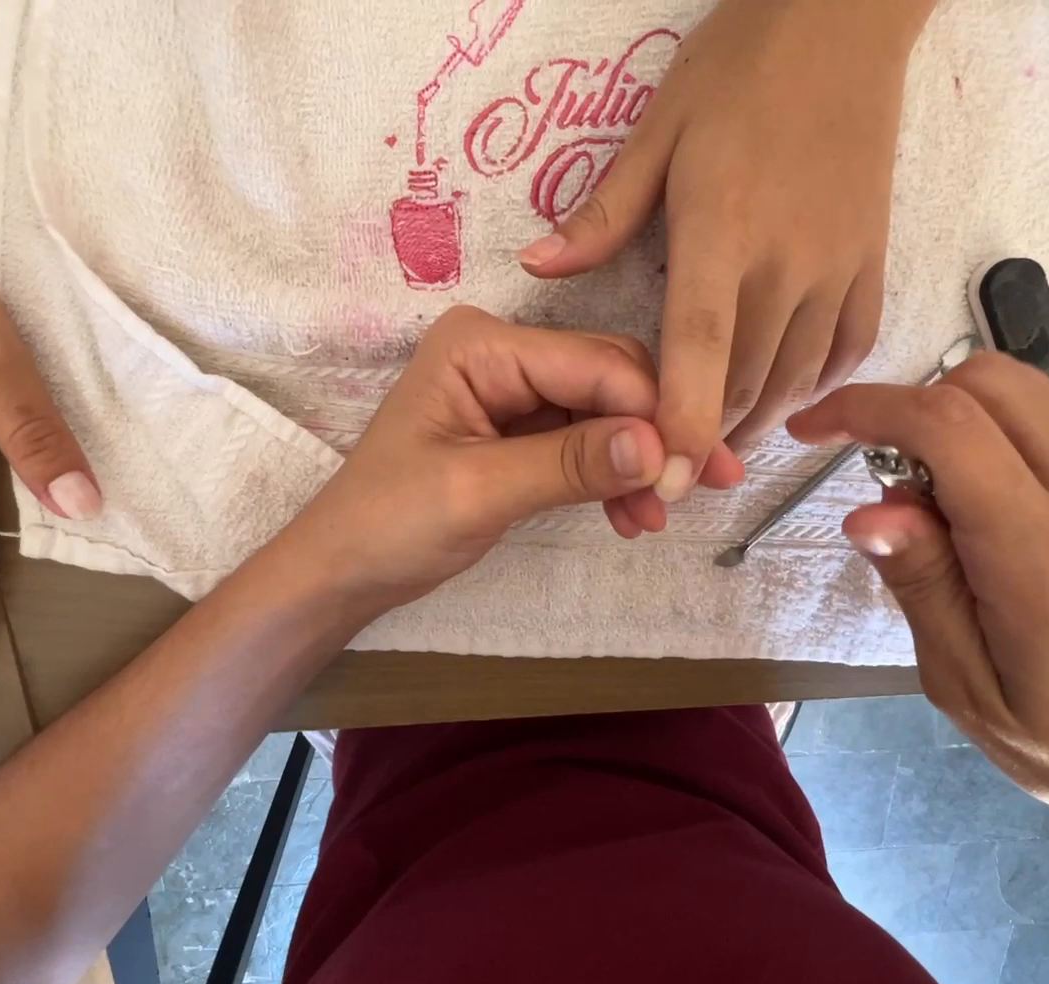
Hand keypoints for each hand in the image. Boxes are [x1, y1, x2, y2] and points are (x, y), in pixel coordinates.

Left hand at [282, 306, 743, 607]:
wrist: (346, 570)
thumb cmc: (391, 523)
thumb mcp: (479, 492)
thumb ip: (569, 464)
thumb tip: (658, 449)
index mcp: (482, 346)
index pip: (592, 364)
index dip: (650, 412)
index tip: (694, 468)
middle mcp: (503, 354)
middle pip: (607, 381)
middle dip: (653, 435)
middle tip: (703, 486)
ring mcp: (513, 393)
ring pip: (604, 415)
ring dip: (636, 464)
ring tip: (661, 517)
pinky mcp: (520, 432)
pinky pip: (584, 444)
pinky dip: (610, 478)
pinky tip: (631, 516)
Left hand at [518, 0, 934, 497]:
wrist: (846, 15)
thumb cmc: (738, 69)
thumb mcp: (655, 130)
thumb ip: (601, 216)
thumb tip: (538, 264)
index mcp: (719, 232)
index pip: (699, 350)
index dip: (680, 423)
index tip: (663, 481)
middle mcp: (784, 262)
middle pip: (743, 381)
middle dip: (705, 435)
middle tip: (672, 464)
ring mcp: (837, 266)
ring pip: (794, 378)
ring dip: (753, 420)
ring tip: (716, 439)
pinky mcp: (872, 262)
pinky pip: (847, 350)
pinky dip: (812, 387)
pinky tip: (782, 398)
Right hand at [787, 354, 1048, 882]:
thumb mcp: (966, 687)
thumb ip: (921, 586)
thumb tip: (867, 510)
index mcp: (1045, 558)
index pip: (947, 428)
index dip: (865, 408)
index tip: (809, 429)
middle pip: (990, 381)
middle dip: (910, 402)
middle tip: (873, 467)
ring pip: (1027, 391)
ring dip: (954, 416)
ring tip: (924, 497)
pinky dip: (995, 435)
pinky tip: (979, 508)